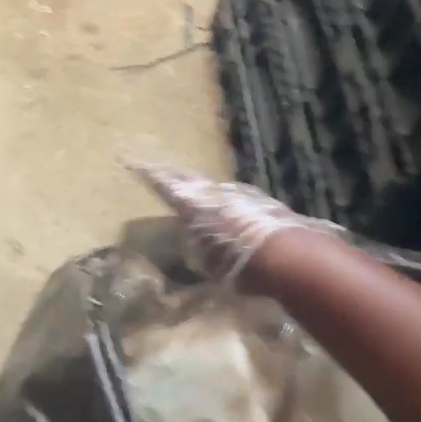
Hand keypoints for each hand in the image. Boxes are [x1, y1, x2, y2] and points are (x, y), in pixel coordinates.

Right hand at [126, 160, 343, 283]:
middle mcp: (215, 192)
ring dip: (203, 190)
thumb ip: (199, 245)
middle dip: (174, 174)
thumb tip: (198, 240)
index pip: (164, 183)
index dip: (147, 172)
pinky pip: (235, 200)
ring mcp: (240, 194)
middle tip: (160, 168)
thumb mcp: (208, 262)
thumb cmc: (238, 263)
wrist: (289, 256)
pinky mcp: (263, 202)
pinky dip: (226, 204)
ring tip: (193, 190)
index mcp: (193, 203)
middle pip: (189, 179)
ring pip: (214, 188)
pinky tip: (228, 211)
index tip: (130, 158)